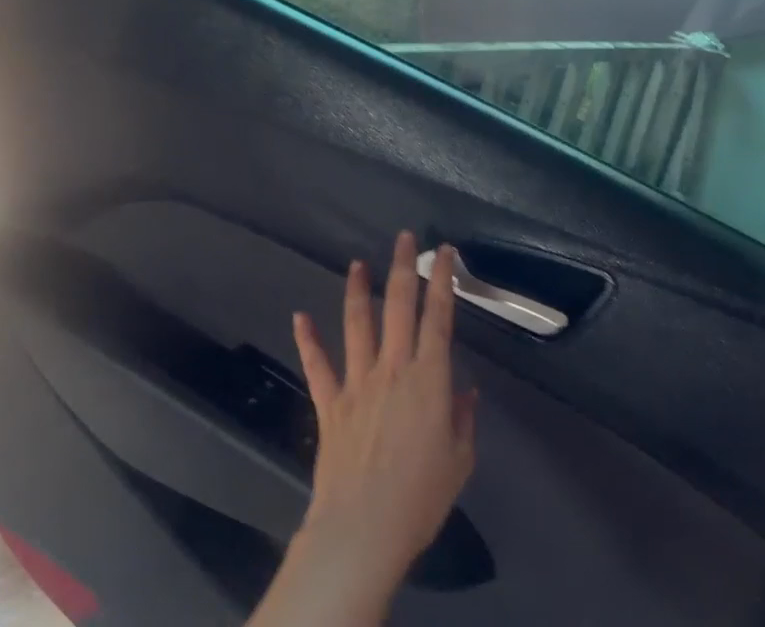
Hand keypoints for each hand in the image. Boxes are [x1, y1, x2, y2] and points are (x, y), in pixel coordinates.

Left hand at [247, 232, 476, 626]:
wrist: (363, 527)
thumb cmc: (422, 495)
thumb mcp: (460, 458)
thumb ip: (463, 418)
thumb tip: (465, 391)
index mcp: (431, 377)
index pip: (439, 316)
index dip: (442, 280)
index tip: (443, 252)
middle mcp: (393, 368)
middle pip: (398, 306)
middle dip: (402, 267)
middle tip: (404, 238)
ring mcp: (357, 383)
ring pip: (356, 324)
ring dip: (357, 291)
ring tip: (357, 264)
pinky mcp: (330, 404)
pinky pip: (317, 365)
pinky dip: (307, 340)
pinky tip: (298, 317)